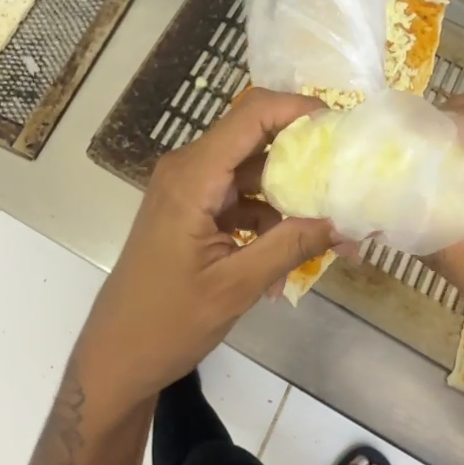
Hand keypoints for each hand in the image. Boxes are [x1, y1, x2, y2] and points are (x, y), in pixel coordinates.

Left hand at [74, 88, 339, 406]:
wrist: (116, 356)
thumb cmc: (166, 322)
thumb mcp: (235, 286)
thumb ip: (290, 246)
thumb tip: (344, 222)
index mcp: (192, 176)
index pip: (250, 116)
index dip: (295, 108)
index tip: (341, 124)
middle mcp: (189, 169)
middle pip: (255, 138)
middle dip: (303, 153)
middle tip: (347, 173)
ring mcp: (189, 189)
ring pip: (252, 170)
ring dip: (289, 195)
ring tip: (331, 228)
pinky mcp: (193, 209)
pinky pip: (240, 197)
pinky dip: (267, 218)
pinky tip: (289, 259)